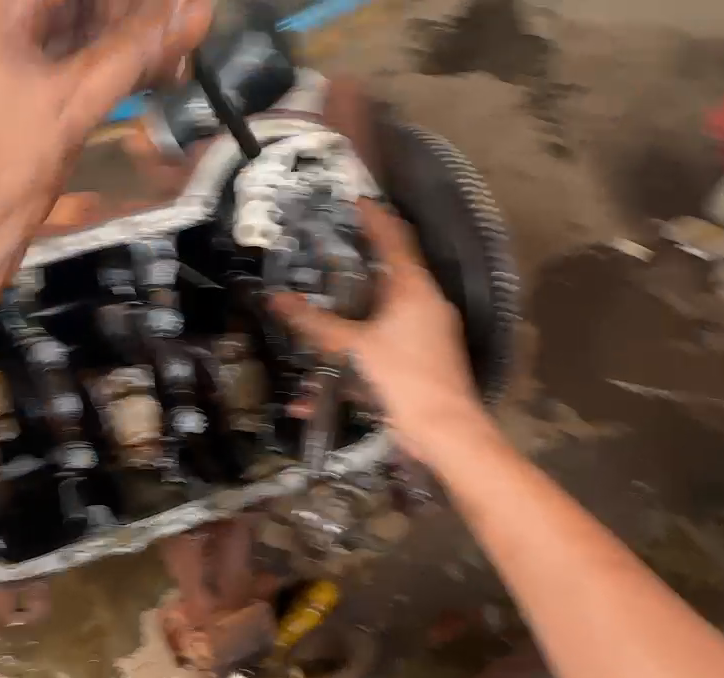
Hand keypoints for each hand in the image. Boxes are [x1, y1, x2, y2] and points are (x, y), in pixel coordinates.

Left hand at [0, 0, 211, 316]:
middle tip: (187, 31)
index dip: (130, 0)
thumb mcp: (70, 107)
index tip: (179, 6)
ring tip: (181, 56)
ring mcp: (4, 60)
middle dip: (134, 12)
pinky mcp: (16, 99)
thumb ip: (133, 54)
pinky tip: (152, 76)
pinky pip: (70, 66)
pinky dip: (109, 70)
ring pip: (77, 29)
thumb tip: (192, 12)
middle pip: (77, 0)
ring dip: (129, 41)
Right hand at [268, 200, 495, 464]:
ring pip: (383, 313)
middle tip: (326, 256)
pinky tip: (326, 380)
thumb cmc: (404, 379)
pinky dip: (357, 353)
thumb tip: (278, 300)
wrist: (444, 430)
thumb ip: (316, 325)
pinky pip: (383, 345)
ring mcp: (426, 333)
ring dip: (352, 315)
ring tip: (321, 314)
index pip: (394, 238)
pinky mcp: (421, 360)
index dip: (373, 216)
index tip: (352, 200)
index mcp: (414, 289)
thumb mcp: (353, 348)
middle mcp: (425, 304)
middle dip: (356, 268)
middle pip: (388, 274)